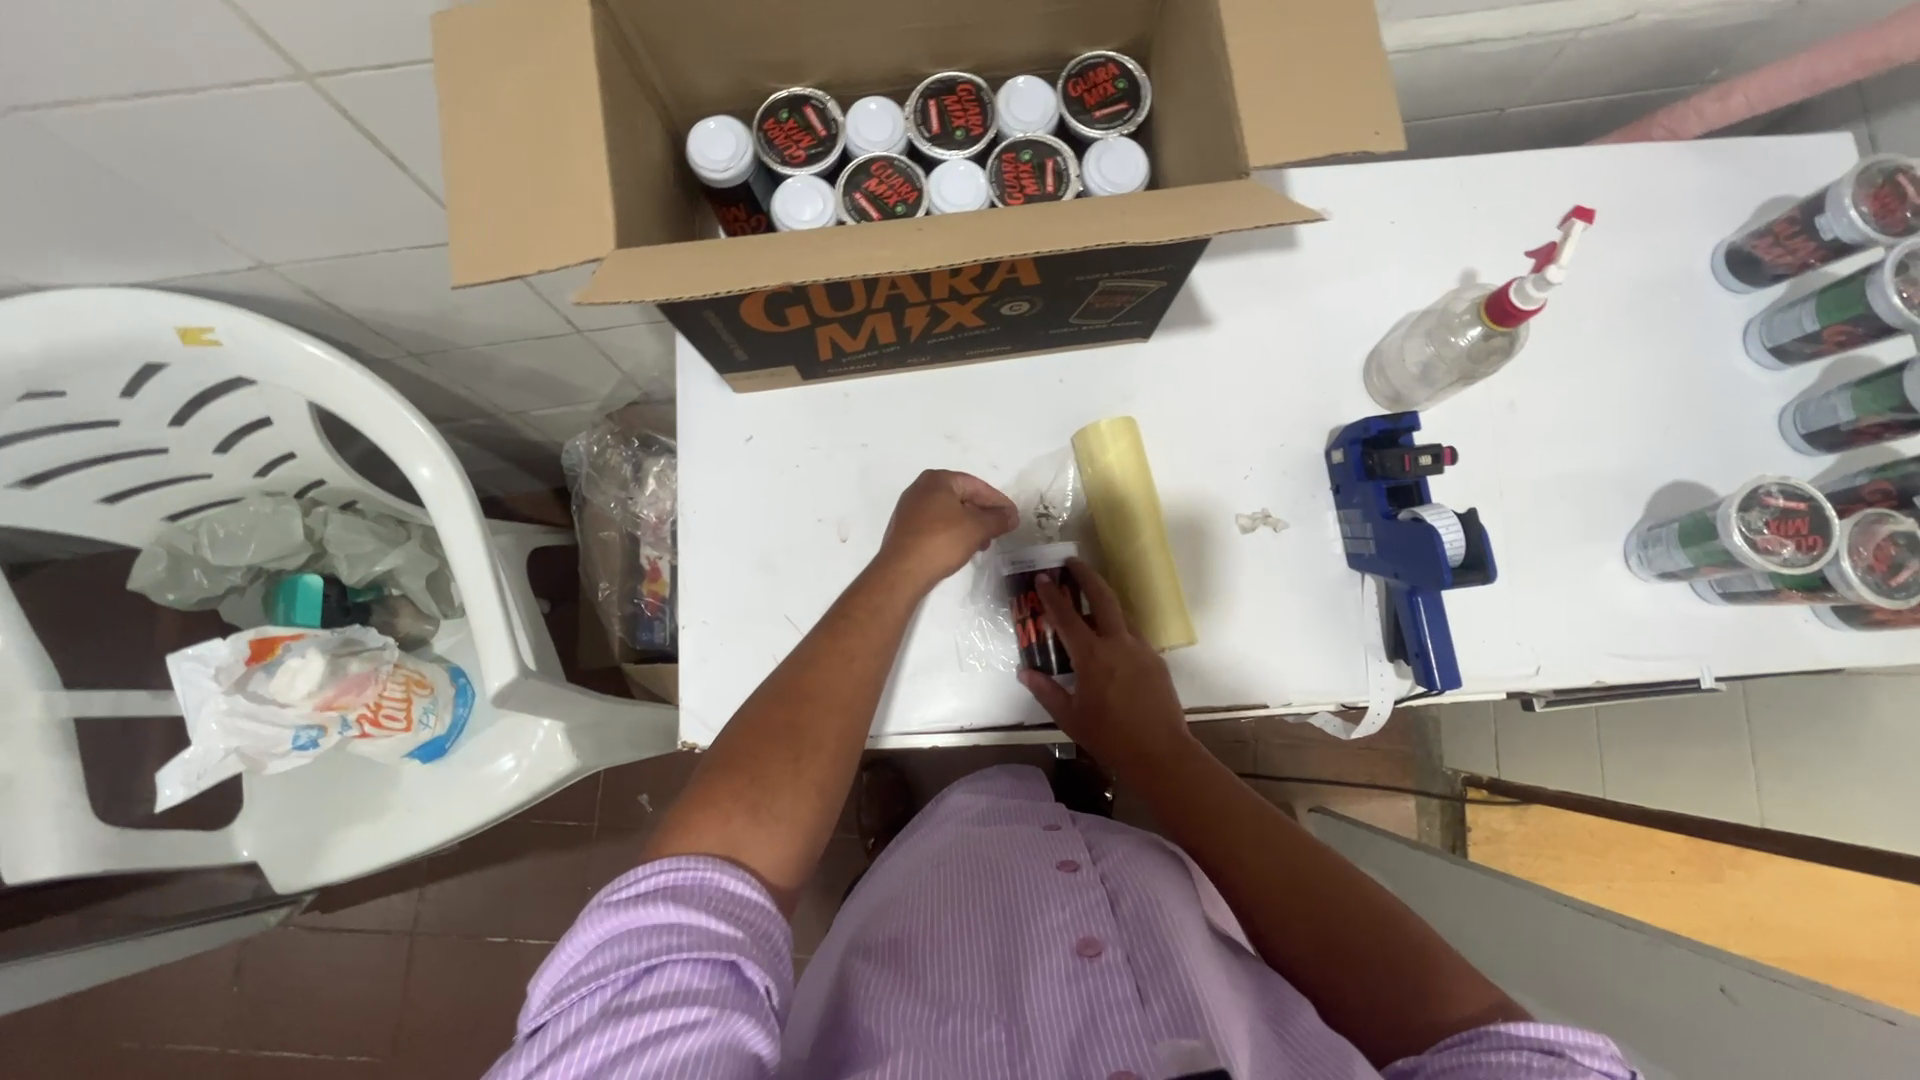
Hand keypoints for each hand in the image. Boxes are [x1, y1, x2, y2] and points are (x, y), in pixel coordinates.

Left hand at [875, 470, 1018, 590]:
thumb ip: (998, 519)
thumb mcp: (977, 528)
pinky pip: (936, 526)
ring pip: (949, 513)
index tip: (1013, 516)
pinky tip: (962, 549)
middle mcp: (920, 489)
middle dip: (983, 514)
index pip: (976, 485)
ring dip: (969, 526)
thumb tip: (1012, 515)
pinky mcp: (905, 529)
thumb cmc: (941, 541)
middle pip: (962, 498)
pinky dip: (953, 533)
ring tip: (984, 544)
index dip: (998, 501)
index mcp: (937, 480)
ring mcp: (910, 509)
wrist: (902, 572)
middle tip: (1000, 530)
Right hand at [1018, 557, 1193, 775]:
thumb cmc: (1109, 737)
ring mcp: (1141, 650)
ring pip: (1121, 616)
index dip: (1052, 595)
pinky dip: (1117, 631)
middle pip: (1103, 597)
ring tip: (1087, 606)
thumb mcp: (1069, 717)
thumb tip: (1025, 672)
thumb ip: (1046, 691)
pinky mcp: (1156, 661)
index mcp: (1092, 656)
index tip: (1043, 577)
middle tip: (1072, 562)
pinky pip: (1132, 637)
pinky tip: (1109, 645)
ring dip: (1103, 603)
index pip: (1067, 616)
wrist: (1160, 753)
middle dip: (1086, 576)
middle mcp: (1118, 644)